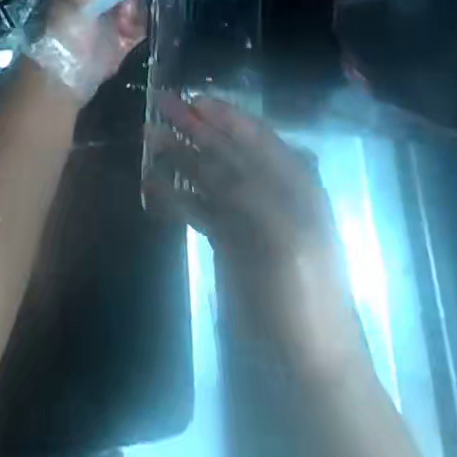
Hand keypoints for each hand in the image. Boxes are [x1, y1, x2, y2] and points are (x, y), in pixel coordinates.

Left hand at [34, 0, 147, 89]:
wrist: (63, 74)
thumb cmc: (65, 27)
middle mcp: (98, 3)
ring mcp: (111, 23)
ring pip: (134, 5)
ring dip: (136, 6)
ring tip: (126, 14)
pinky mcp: (121, 44)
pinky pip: (139, 29)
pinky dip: (140, 26)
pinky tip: (132, 27)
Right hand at [149, 95, 367, 374]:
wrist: (308, 358)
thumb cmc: (306, 294)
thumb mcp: (285, 239)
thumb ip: (249, 193)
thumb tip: (210, 157)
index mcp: (294, 184)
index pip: (255, 137)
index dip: (225, 115)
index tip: (191, 98)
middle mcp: (270, 192)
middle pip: (227, 151)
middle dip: (195, 129)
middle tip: (159, 108)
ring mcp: (247, 217)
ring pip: (209, 177)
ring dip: (180, 158)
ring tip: (148, 141)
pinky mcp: (229, 242)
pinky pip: (199, 208)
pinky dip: (176, 196)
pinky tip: (152, 186)